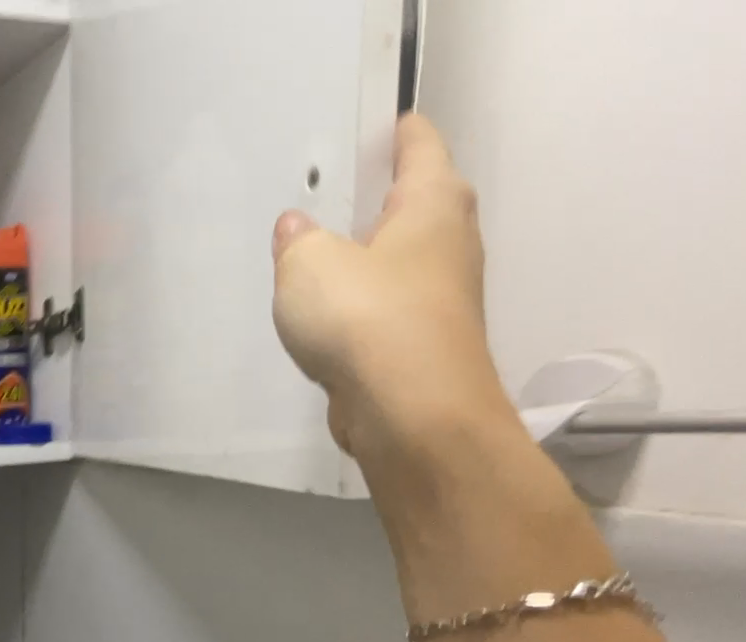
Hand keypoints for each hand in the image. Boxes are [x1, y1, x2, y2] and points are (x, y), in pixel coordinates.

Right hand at [271, 114, 520, 461]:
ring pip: (395, 259)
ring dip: (359, 257)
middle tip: (318, 195)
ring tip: (307, 256)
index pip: (419, 144)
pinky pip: (382, 305)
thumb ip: (297, 240)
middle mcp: (448, 241)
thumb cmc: (366, 319)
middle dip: (368, 198)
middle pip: (410, 203)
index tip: (364, 126)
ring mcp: (439, 295)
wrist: (411, 410)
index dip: (392, 132)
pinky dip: (355, 303)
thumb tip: (297, 228)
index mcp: (432, 203)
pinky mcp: (420, 340)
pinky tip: (320, 314)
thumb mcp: (308, 266)